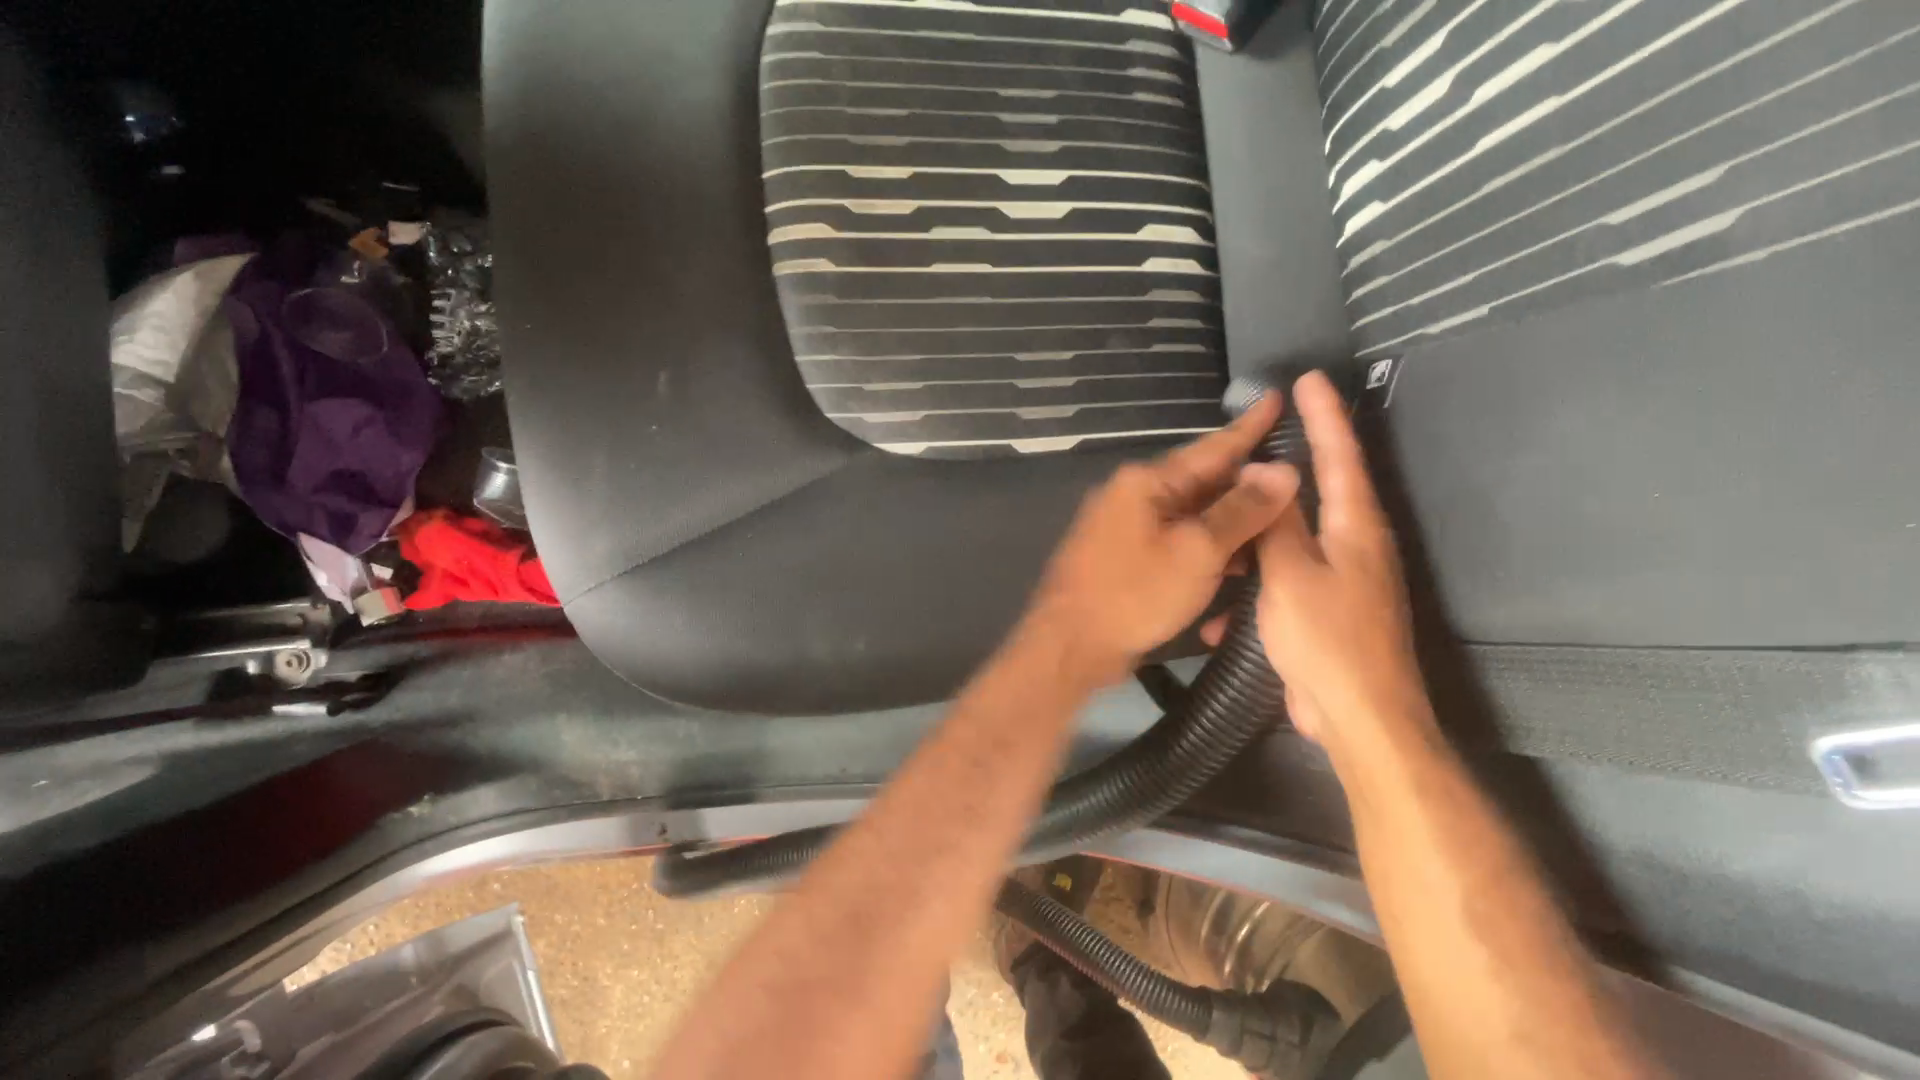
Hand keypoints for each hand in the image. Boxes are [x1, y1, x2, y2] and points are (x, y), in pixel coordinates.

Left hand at [1025, 393, 1300, 686]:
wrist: (1071, 647)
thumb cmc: (1134, 594)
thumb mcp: (1197, 551)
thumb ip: (1241, 510)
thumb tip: (1282, 470)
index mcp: (1147, 481)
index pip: (1212, 447)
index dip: (1250, 427)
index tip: (1277, 397)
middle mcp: (1133, 495)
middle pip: (1203, 482)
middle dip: (1248, 484)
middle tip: (1298, 479)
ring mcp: (1126, 527)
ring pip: (1192, 515)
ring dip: (1231, 524)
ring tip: (1278, 528)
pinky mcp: (1126, 559)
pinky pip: (1176, 542)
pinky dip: (1207, 549)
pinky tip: (1237, 564)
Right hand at [1203, 372, 1427, 746]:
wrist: (1359, 717)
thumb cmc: (1326, 638)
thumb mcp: (1290, 575)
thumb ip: (1276, 523)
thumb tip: (1268, 475)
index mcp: (1356, 526)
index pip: (1340, 454)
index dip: (1324, 414)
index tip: (1309, 378)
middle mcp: (1355, 545)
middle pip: (1318, 491)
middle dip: (1284, 468)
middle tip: (1247, 445)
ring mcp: (1341, 580)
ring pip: (1291, 539)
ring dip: (1254, 538)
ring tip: (1216, 534)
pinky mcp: (1322, 611)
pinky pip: (1281, 581)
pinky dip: (1252, 587)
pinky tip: (1219, 614)